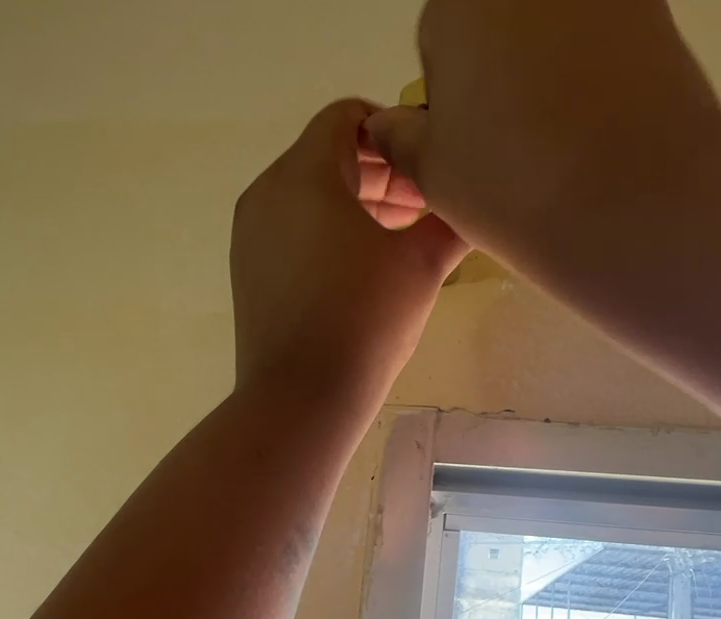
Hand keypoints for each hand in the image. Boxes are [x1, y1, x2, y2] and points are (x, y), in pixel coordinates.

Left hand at [231, 99, 467, 409]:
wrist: (300, 399)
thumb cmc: (364, 320)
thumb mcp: (422, 263)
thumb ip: (451, 217)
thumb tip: (474, 201)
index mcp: (304, 173)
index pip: (347, 117)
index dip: (393, 130)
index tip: (428, 164)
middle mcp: (266, 193)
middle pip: (326, 156)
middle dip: (378, 171)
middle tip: (424, 203)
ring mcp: (250, 235)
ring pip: (307, 197)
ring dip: (355, 204)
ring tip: (401, 236)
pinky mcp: (247, 273)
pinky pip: (289, 231)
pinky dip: (325, 234)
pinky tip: (362, 268)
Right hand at [363, 0, 720, 259]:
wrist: (632, 198)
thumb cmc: (509, 185)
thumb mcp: (431, 174)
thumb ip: (400, 140)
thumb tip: (387, 126)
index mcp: (456, 6)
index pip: (437, 41)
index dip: (450, 96)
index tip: (471, 144)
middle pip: (496, 24)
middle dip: (498, 70)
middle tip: (515, 142)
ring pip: (552, 30)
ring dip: (548, 68)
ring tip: (563, 138)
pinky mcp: (652, 7)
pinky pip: (606, 37)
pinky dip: (599, 69)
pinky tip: (603, 123)